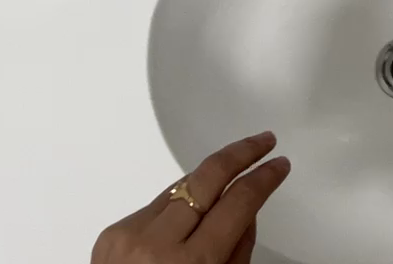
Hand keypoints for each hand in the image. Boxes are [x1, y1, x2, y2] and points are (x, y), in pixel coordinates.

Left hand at [91, 132, 291, 263]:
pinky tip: (188, 214)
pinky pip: (158, 204)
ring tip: (233, 168)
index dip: (264, 178)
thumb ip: (237, 252)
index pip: (238, 204)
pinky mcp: (112, 232)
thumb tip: (246, 209)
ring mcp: (130, 234)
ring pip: (183, 185)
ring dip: (211, 176)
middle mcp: (158, 244)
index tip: (280, 163)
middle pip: (209, 177)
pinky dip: (179, 205)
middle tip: (265, 140)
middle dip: (242, 152)